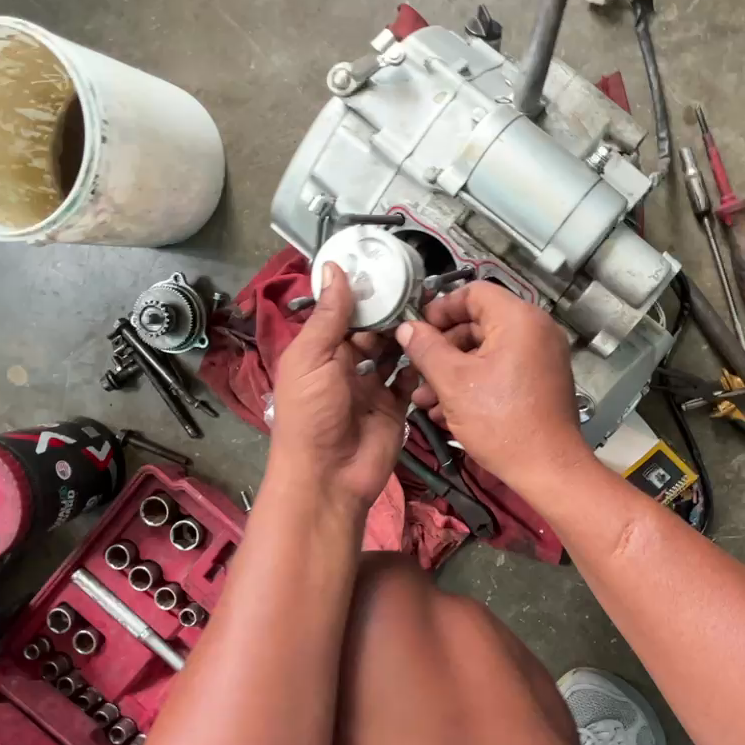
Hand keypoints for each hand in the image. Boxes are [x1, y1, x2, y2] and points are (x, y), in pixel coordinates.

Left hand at [269, 264, 416, 511]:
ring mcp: (372, 386)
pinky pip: (410, 379)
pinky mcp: (395, 406)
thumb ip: (329, 315)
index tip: (388, 268)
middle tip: (419, 287)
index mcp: (319, 351)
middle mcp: (346, 365)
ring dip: (408, 334)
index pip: (344, 313)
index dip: (364, 293)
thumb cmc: (311, 415)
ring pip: (394, 351)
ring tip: (431, 310)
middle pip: (373, 330)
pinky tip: (433, 344)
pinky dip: (420, 364)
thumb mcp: (311, 358)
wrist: (329, 476)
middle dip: (391, 312)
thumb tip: (336, 268)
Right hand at [392, 281, 590, 488]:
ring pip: (487, 351)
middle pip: (479, 323)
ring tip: (427, 399)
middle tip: (417, 370)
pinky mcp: (541, 381)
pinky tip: (449, 411)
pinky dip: (477, 383)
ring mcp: (542, 356)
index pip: (473, 292)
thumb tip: (407, 328)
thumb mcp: (453, 382)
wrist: (548, 468)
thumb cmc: (501, 421)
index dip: (441, 308)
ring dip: (454, 371)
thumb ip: (426, 349)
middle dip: (443, 349)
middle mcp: (536, 330)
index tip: (419, 330)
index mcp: (519, 319)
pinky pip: (503, 369)